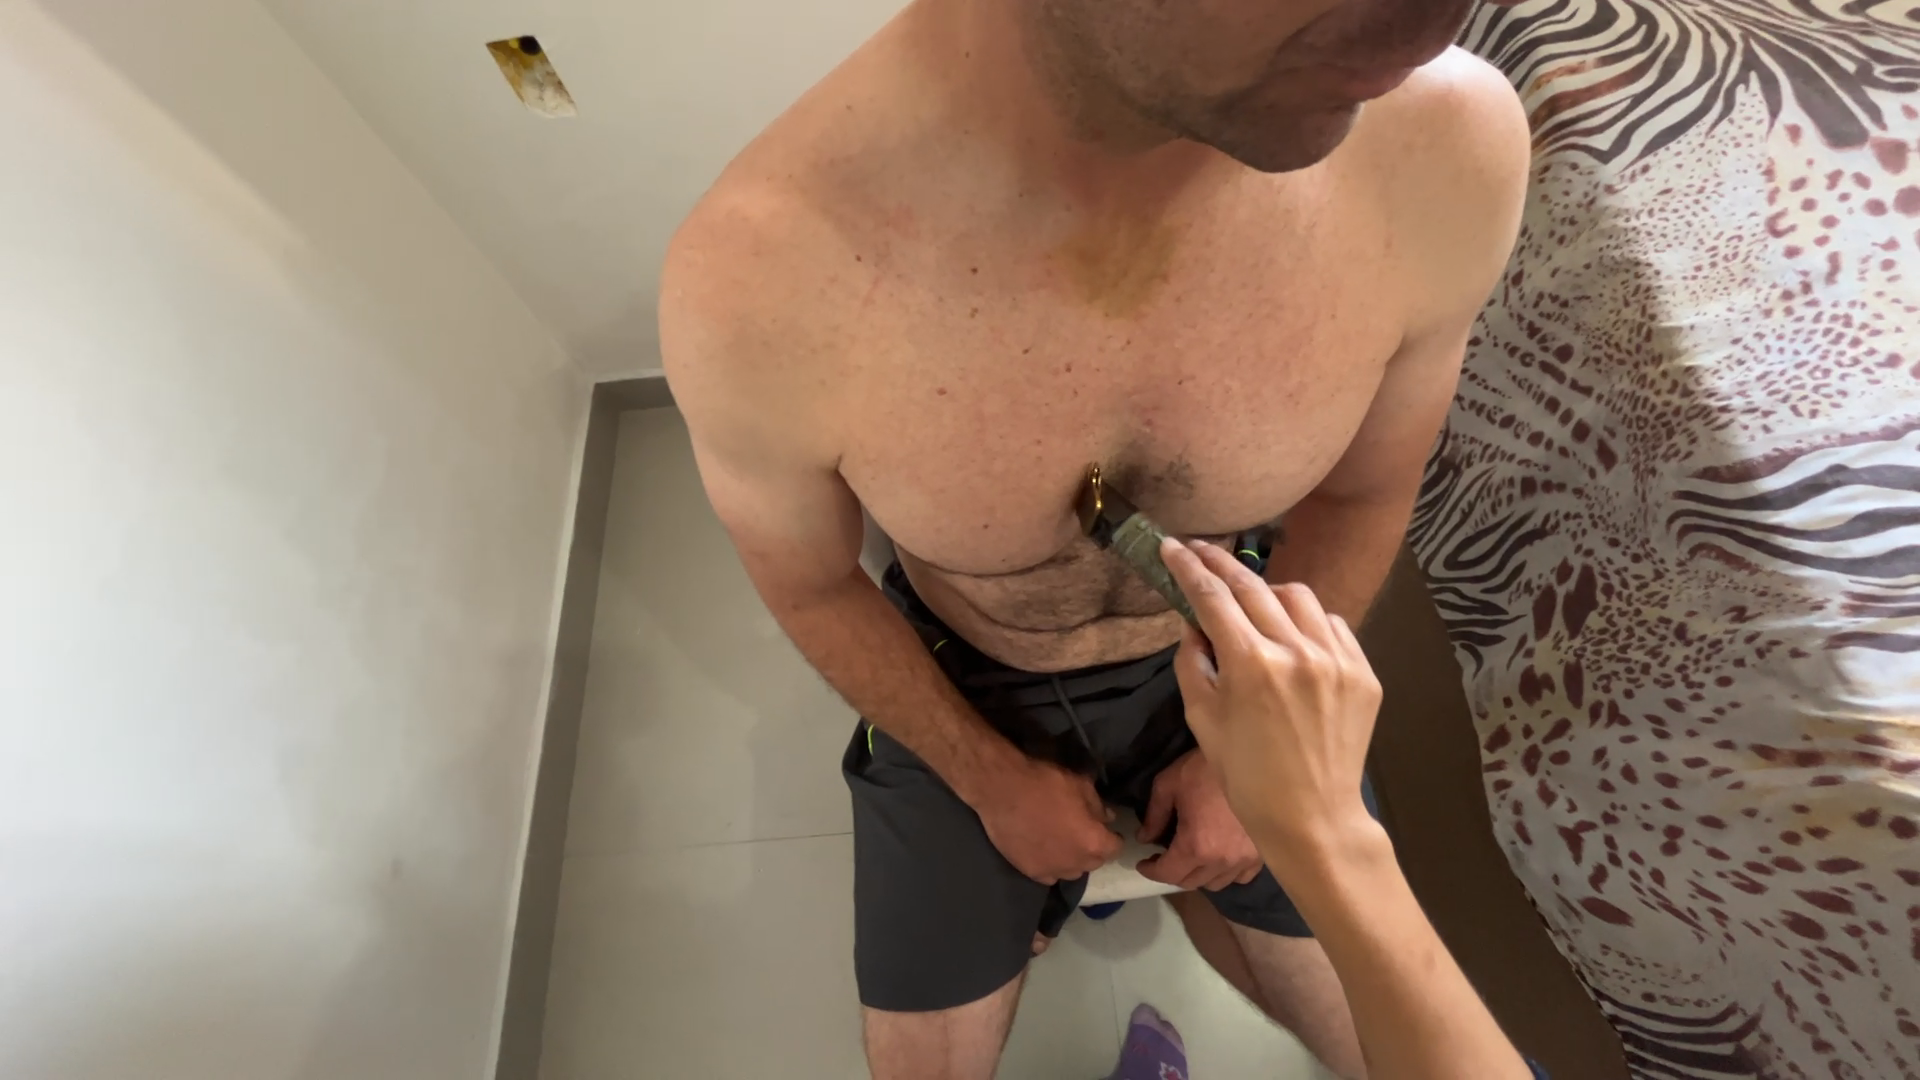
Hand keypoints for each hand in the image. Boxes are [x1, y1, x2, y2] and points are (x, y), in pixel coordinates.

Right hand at [972, 756, 1122, 885]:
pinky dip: (1051, 866)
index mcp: (1093, 842)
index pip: (1115, 847)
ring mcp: (1052, 871)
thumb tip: (1108, 818)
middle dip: (1093, 848)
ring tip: (1062, 842)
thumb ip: (1098, 805)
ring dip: (1073, 859)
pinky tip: (1043, 850)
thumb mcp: (1080, 784)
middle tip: (1081, 831)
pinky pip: (1049, 875)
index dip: (1112, 836)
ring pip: (1072, 871)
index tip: (1105, 827)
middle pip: (1095, 862)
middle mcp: (1076, 864)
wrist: (1002, 790)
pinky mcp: (1030, 873)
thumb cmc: (1044, 782)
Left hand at [1135, 748, 1265, 891]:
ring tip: (1189, 856)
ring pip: (1215, 883)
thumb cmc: (1203, 769)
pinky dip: (1225, 873)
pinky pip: (1240, 877)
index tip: (1142, 863)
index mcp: (1196, 846)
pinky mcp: (1261, 855)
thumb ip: (1154, 816)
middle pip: (1190, 882)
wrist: (1248, 760)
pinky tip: (1217, 856)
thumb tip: (1144, 838)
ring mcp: (1244, 861)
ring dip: (1197, 875)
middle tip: (1160, 857)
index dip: (1151, 871)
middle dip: (1171, 873)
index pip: (1168, 873)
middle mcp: (1221, 861)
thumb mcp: (1168, 785)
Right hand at [1160, 539, 1383, 858]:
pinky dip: (1306, 621)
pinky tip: (1292, 636)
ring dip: (1267, 591)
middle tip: (1199, 548)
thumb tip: (1195, 624)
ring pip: (1297, 597)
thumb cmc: (1245, 774)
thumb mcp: (1201, 717)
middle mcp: (1296, 651)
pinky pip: (1331, 624)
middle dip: (1219, 561)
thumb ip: (1193, 661)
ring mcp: (1337, 660)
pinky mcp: (1363, 673)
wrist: (1312, 818)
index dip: (1186, 567)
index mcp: (1250, 664)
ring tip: (1251, 602)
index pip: (1212, 597)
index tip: (1170, 547)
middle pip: (1252, 586)